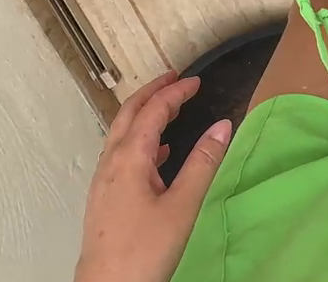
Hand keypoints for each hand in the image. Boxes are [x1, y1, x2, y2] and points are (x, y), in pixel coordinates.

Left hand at [74, 72, 232, 281]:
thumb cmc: (145, 250)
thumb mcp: (182, 206)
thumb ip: (203, 163)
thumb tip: (224, 124)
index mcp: (129, 156)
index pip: (154, 110)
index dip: (176, 92)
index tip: (197, 81)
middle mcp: (111, 161)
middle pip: (129, 113)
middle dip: (152, 92)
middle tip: (175, 78)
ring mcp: (103, 181)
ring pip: (122, 133)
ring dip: (144, 114)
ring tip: (169, 109)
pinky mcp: (103, 200)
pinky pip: (121, 154)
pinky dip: (139, 140)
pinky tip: (158, 155)